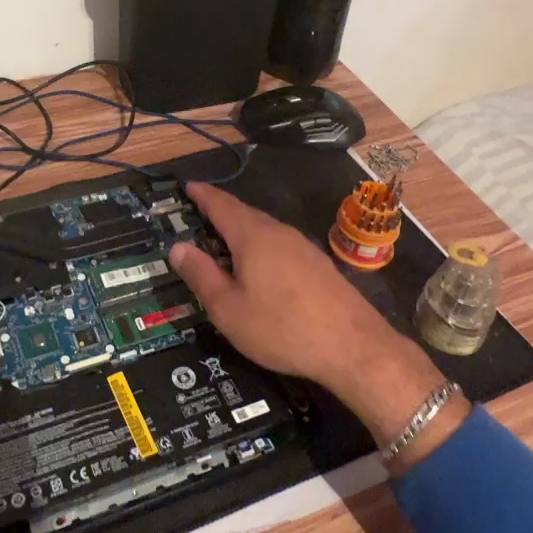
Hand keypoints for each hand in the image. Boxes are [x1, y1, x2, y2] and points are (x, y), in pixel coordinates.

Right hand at [169, 183, 465, 465]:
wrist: (353, 347)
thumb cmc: (282, 328)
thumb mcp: (229, 309)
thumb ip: (202, 276)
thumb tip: (178, 247)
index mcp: (253, 237)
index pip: (221, 205)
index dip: (203, 195)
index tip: (188, 185)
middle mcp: (279, 232)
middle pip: (244, 214)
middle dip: (220, 213)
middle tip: (199, 216)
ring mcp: (303, 247)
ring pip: (264, 230)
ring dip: (241, 231)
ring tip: (223, 244)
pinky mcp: (318, 265)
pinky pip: (280, 245)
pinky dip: (260, 247)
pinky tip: (258, 268)